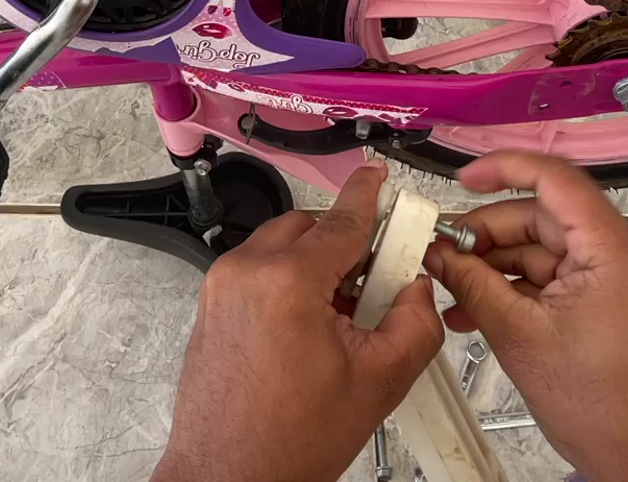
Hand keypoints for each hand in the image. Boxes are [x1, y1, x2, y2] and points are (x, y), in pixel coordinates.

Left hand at [153, 164, 443, 481]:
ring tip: (339, 313)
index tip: (377, 175)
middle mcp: (247, 270)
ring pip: (283, 242)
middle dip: (345, 244)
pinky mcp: (212, 298)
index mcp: (287, 282)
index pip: (340, 220)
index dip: (367, 194)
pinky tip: (308, 322)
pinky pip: (259, 264)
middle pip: (310, 226)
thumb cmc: (288, 442)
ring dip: (315, 261)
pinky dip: (288, 276)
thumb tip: (416, 287)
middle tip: (373, 281)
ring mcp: (222, 282)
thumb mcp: (377, 383)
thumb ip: (413, 324)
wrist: (227, 479)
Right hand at [425, 152, 627, 481]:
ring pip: (550, 254)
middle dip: (489, 237)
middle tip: (444, 256)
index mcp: (617, 252)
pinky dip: (526, 292)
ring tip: (456, 295)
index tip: (462, 180)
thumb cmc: (608, 416)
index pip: (556, 179)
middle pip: (545, 220)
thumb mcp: (521, 339)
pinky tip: (486, 313)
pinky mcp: (625, 309)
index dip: (503, 168)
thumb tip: (438, 253)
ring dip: (501, 270)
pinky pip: (565, 282)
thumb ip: (472, 284)